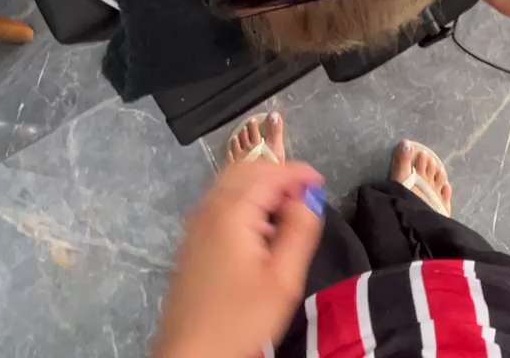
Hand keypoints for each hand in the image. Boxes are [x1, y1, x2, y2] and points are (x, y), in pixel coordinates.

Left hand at [153, 159, 324, 357]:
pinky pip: (220, 199)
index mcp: (232, 212)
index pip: (269, 174)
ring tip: (285, 209)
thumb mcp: (282, 281)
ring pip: (232, 182)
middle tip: (304, 195)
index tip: (320, 183)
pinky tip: (259, 225)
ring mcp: (197, 222)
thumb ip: (299, 232)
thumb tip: (309, 198)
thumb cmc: (240, 321)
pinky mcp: (192, 238)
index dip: (298, 173)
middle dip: (278, 174)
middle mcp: (210, 207)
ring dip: (261, 184)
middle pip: (247, 169)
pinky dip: (244, 197)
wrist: (190, 357)